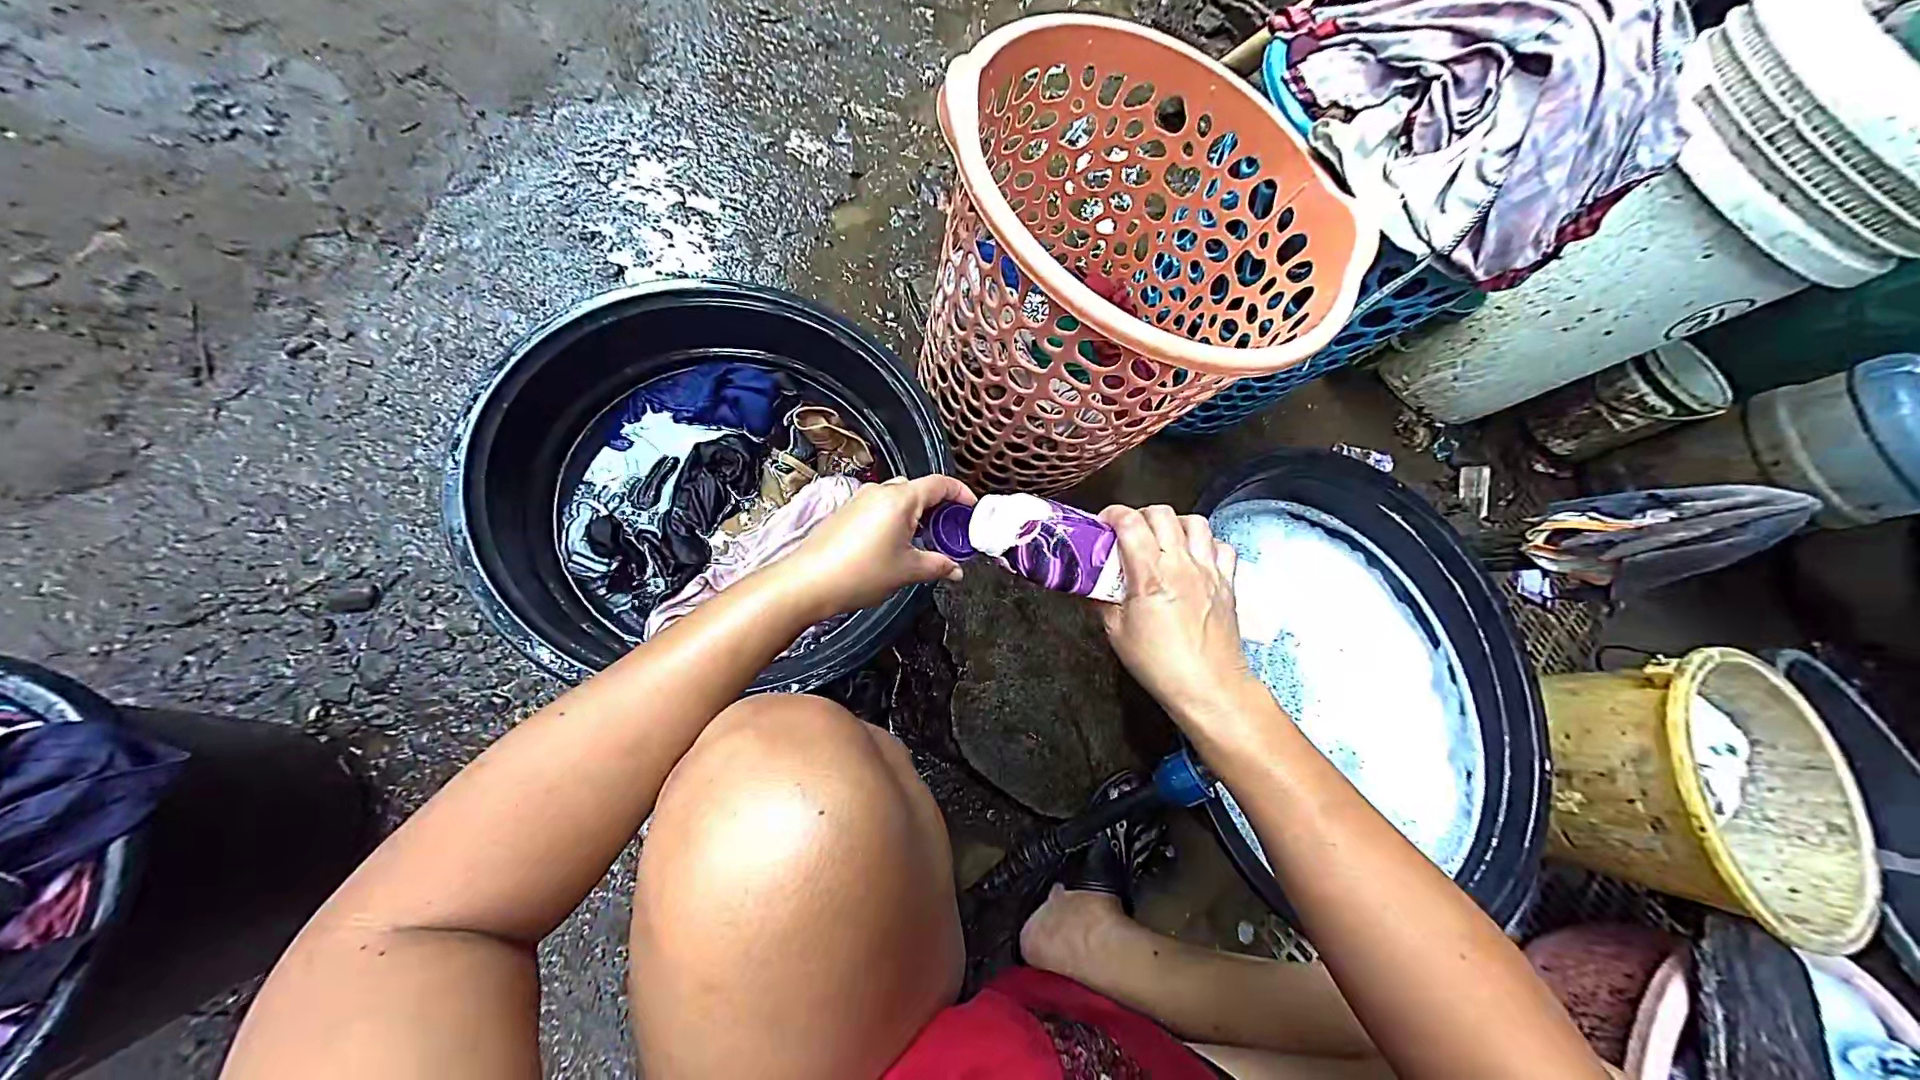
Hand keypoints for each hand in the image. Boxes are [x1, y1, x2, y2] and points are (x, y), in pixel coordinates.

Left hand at [767, 474, 977, 619]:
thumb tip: (954, 569)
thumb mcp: (908, 570)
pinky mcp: (846, 513)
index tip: (971, 508)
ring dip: (916, 516)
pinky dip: (896, 521)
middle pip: (919, 490)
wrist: (808, 582)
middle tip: (951, 531)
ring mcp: (860, 501)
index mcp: (901, 498)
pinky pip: (880, 509)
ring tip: (926, 543)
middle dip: (939, 509)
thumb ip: (937, 565)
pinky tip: (897, 546)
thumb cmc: (857, 572)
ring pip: (898, 500)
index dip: (961, 493)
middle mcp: (880, 492)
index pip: (940, 484)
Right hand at [1099, 505, 1261, 730]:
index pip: (1130, 523)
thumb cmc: (1164, 666)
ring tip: (1161, 539)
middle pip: (1161, 514)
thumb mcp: (1117, 633)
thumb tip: (1091, 586)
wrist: (1209, 687)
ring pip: (1194, 522)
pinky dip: (1205, 543)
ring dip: (1173, 524)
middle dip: (1140, 516)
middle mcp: (1182, 566)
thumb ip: (1102, 601)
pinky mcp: (1226, 582)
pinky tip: (1192, 557)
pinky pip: (1220, 546)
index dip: (1113, 515)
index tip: (1104, 522)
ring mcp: (1208, 571)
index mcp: (1151, 576)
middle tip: (1129, 532)